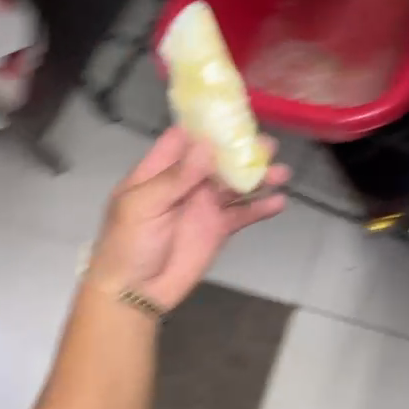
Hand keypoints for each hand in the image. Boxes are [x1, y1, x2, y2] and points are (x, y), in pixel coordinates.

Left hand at [87, 128, 288, 310]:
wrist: (133, 293)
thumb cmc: (127, 244)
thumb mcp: (142, 206)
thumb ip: (175, 177)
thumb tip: (206, 146)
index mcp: (160, 171)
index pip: (185, 139)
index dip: (207, 126)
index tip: (233, 115)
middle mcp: (186, 183)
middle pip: (218, 158)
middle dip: (242, 149)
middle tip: (268, 145)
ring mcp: (204, 206)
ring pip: (236, 184)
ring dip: (258, 176)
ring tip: (282, 172)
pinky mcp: (218, 229)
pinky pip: (243, 213)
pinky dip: (261, 207)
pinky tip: (279, 202)